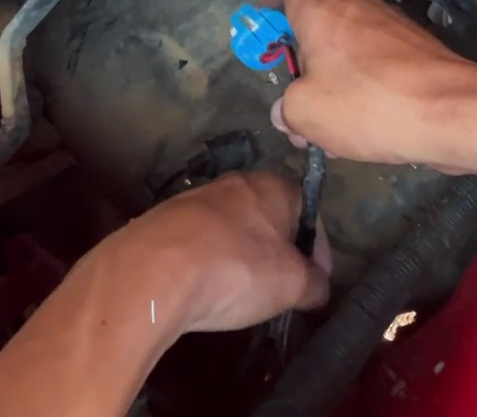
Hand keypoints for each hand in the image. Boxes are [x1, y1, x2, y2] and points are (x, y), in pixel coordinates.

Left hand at [94, 171, 329, 333]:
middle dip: (279, 252)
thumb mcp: (292, 284)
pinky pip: (202, 241)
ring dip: (243, 257)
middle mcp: (237, 181)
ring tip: (243, 294)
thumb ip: (315, 283)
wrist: (156, 269)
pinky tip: (207, 288)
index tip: (317, 282)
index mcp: (273, 185)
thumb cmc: (237, 267)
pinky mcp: (168, 219)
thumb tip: (320, 284)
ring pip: (234, 228)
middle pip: (270, 217)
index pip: (309, 210)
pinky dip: (211, 261)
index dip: (319, 249)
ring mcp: (198, 197)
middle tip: (282, 289)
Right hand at [259, 0, 476, 168]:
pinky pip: (376, 57)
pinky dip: (364, 82)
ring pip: (347, 41)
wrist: (452, 111)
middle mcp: (354, 3)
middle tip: (298, 94)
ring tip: (332, 126)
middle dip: (303, 53)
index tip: (265, 13)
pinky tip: (367, 125)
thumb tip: (286, 113)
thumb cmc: (366, 103)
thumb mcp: (306, 114)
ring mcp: (389, 21)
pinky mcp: (417, 45)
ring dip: (333, 74)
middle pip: (318, 14)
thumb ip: (287, 109)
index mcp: (319, 8)